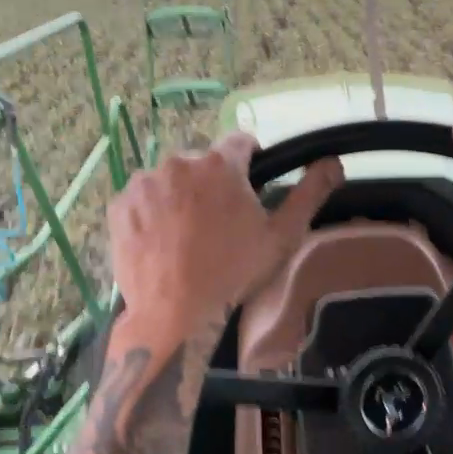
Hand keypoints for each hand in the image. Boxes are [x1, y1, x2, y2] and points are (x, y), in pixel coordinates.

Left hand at [108, 132, 343, 343]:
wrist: (174, 314)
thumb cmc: (233, 273)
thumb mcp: (282, 236)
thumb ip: (310, 193)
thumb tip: (333, 162)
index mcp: (220, 164)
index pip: (241, 140)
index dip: (251, 159)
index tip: (252, 185)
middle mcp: (178, 162)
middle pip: (203, 162)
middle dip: (213, 182)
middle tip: (221, 223)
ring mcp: (144, 183)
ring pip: (171, 179)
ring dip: (182, 195)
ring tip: (189, 236)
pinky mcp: (120, 205)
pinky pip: (143, 198)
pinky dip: (154, 212)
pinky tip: (164, 242)